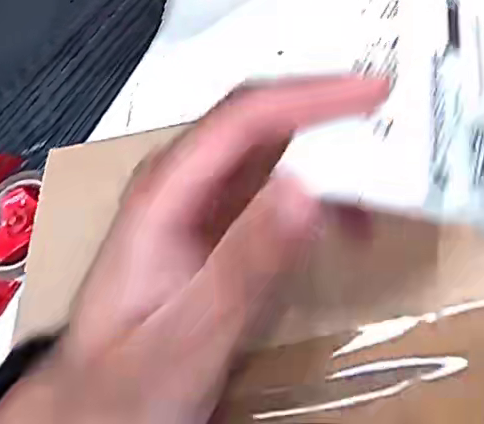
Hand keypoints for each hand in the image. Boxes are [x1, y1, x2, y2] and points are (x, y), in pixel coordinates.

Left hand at [0, 76, 388, 423]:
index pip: (248, 115)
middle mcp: (188, 174)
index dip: (313, 95)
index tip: (375, 93)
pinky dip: (324, 192)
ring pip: (279, 145)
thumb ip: (245, 264)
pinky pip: (282, 182)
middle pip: (266, 117)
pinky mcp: (223, 219)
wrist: (89, 417)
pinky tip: (350, 224)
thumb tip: (309, 186)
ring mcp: (205, 194)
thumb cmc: (125, 385)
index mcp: (168, 187)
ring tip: (383, 179)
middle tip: (394, 117)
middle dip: (331, 111)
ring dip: (334, 151)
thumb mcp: (188, 336)